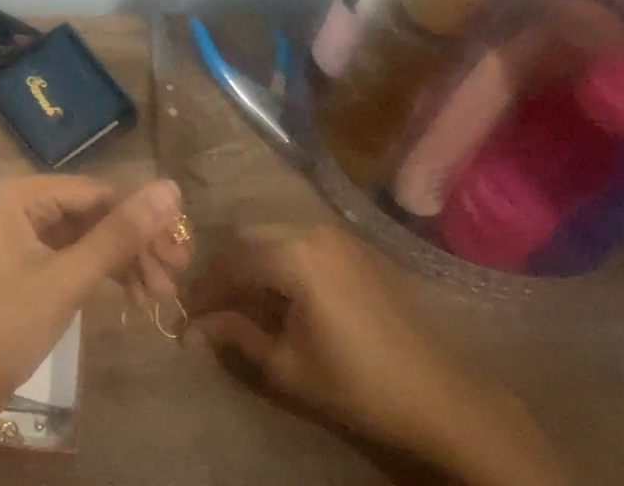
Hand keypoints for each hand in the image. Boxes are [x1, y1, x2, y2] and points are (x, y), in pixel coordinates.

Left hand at [0, 175, 187, 411]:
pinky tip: (140, 297)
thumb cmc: (10, 326)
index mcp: (25, 194)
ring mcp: (35, 230)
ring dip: (131, 261)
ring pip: (98, 234)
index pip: (101, 192)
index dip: (144, 216)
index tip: (182, 247)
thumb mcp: (69, 279)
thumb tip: (171, 188)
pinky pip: (86, 254)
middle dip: (140, 243)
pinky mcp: (41, 258)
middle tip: (179, 271)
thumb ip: (119, 235)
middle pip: (101, 212)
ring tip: (164, 294)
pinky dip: (113, 273)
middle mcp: (29, 202)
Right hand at [188, 225, 569, 485]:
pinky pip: (298, 240)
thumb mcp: (286, 365)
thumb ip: (235, 337)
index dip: (203, 285)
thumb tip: (190, 330)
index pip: (230, 259)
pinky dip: (276, 259)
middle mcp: (312, 230)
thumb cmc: (356, 382)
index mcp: (294, 255)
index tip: (186, 311)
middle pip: (248, 237)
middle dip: (224, 268)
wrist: (437, 393)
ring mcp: (336, 234)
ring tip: (238, 300)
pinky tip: (274, 293)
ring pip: (272, 234)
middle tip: (208, 304)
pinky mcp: (352, 247)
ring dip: (250, 261)